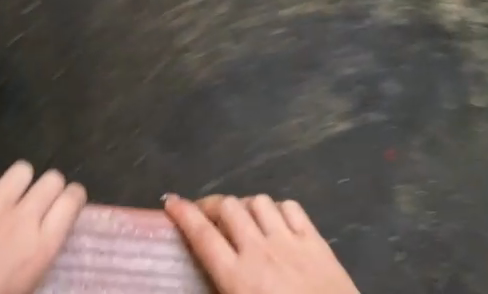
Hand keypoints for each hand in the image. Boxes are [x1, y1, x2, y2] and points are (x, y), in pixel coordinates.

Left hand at [0, 157, 87, 293]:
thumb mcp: (24, 291)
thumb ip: (37, 260)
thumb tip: (42, 243)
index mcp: (41, 247)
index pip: (72, 200)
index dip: (72, 199)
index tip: (65, 205)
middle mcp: (23, 218)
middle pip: (52, 179)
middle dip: (47, 190)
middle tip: (34, 206)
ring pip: (22, 169)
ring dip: (17, 183)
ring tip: (5, 199)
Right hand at [164, 193, 359, 293]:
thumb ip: (220, 292)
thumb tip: (209, 281)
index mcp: (238, 278)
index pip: (203, 235)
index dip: (184, 214)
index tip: (171, 201)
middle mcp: (260, 251)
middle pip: (229, 208)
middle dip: (212, 205)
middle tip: (206, 215)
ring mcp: (290, 241)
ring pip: (258, 201)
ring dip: (245, 206)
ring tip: (242, 218)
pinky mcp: (316, 241)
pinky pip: (291, 208)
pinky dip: (278, 208)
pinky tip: (275, 220)